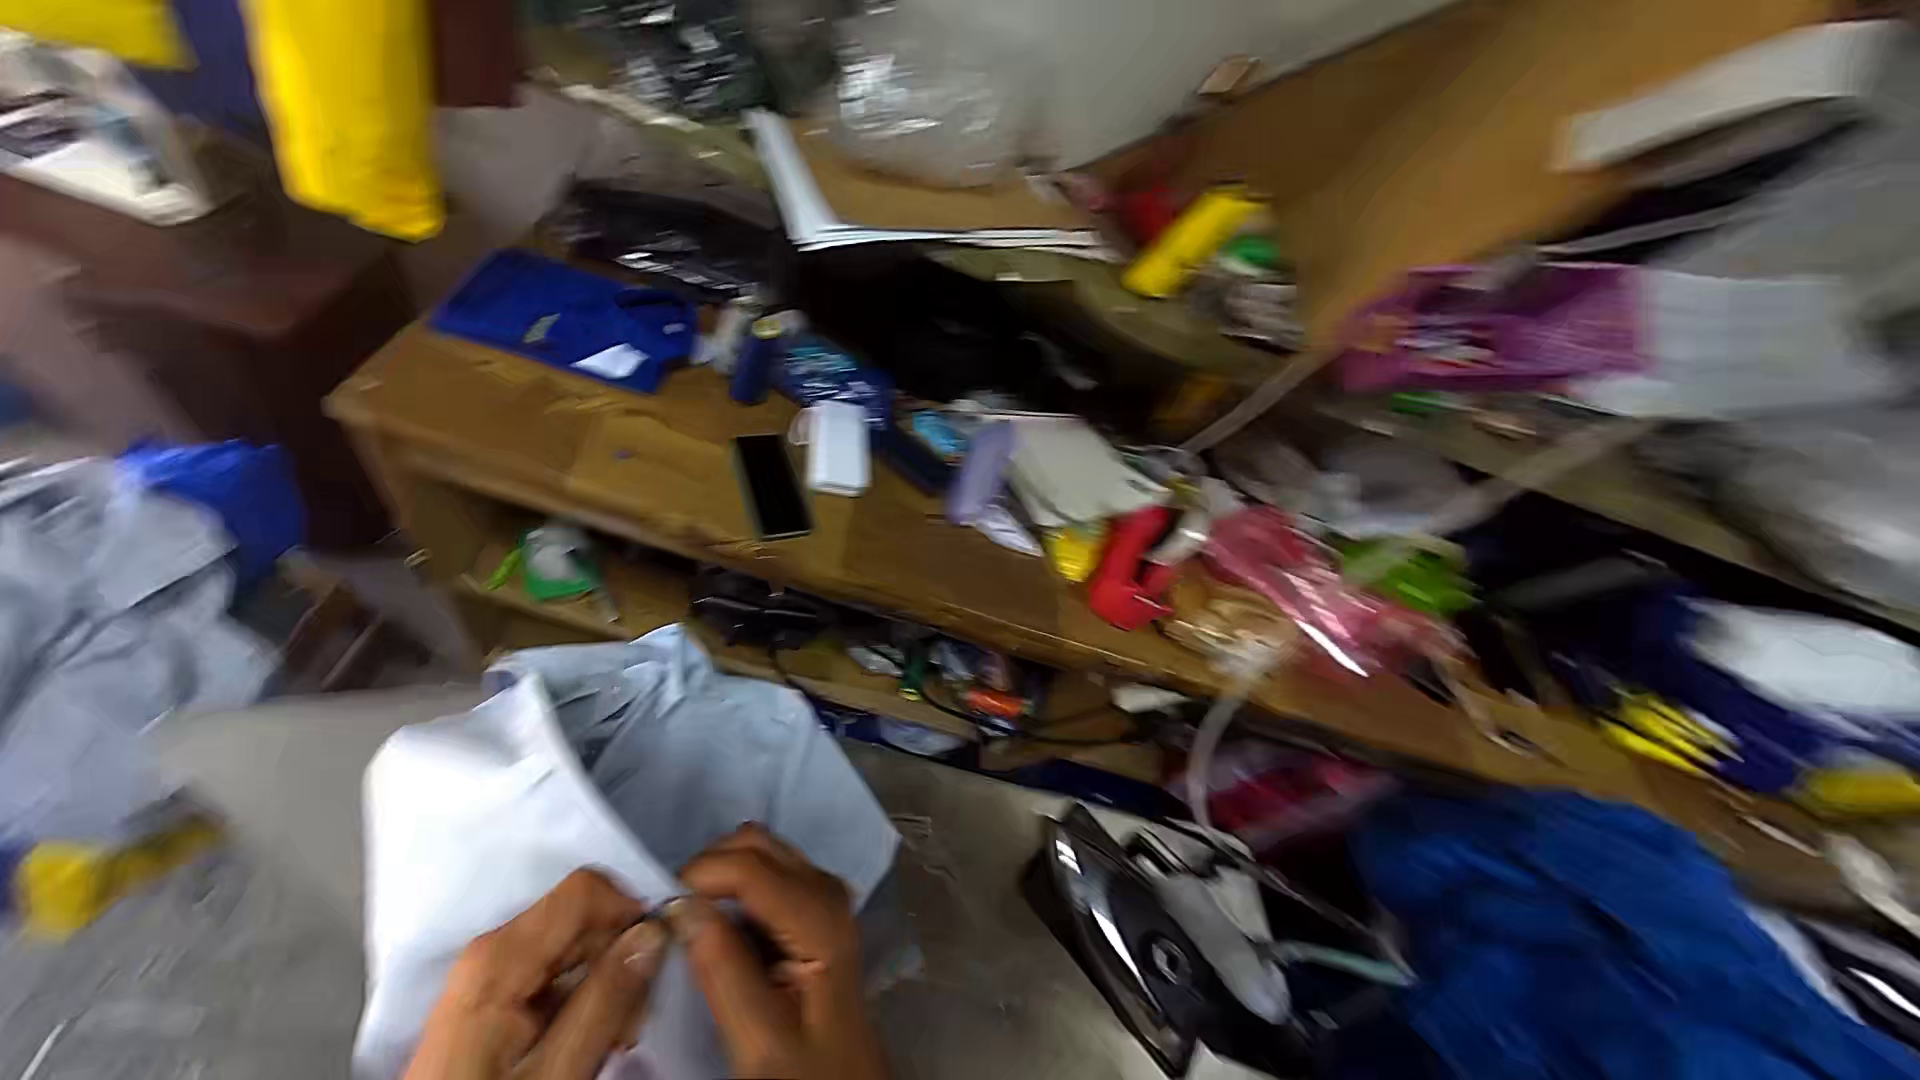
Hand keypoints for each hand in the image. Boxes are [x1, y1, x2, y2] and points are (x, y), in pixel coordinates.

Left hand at [404, 868, 666, 1079]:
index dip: (627, 911)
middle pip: (583, 916)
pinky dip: (582, 992)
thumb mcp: (555, 1071)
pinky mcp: (489, 993)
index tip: (651, 957)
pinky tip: (585, 1034)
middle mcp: (491, 949)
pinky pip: (555, 967)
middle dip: (619, 955)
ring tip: (612, 1033)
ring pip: (575, 942)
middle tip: (632, 1018)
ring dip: (606, 978)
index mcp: (499, 957)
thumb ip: (606, 998)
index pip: (585, 889)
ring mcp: (487, 971)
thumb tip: (652, 931)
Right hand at [670, 824, 888, 1079]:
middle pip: (755, 844)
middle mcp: (825, 888)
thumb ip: (723, 970)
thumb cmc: (805, 1069)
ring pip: (758, 850)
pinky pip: (763, 870)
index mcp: (820, 916)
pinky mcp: (810, 901)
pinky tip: (711, 924)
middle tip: (669, 919)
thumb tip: (681, 907)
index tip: (658, 916)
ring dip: (716, 874)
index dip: (697, 878)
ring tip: (685, 922)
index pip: (750, 865)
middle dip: (705, 869)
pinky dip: (729, 884)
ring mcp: (821, 891)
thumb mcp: (759, 1040)